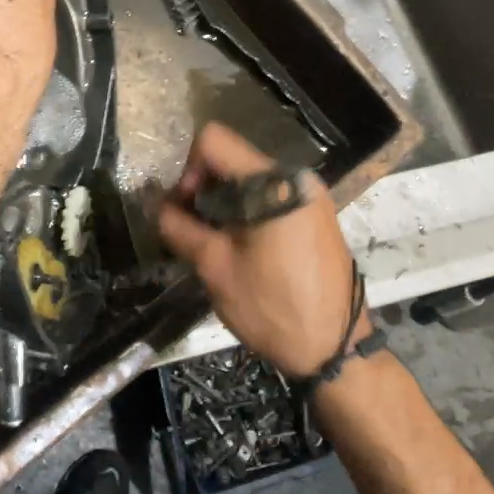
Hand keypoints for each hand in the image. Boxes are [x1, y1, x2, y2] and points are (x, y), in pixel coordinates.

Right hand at [157, 123, 369, 376]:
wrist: (338, 353)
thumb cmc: (274, 308)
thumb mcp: (216, 268)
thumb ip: (179, 228)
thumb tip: (155, 206)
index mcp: (275, 183)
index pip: (213, 141)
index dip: (188, 168)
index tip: (186, 207)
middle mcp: (297, 178)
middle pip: (233, 158)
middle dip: (204, 186)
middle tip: (193, 226)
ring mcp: (312, 196)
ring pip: (251, 177)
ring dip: (225, 199)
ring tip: (215, 239)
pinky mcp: (317, 215)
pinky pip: (272, 194)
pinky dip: (248, 208)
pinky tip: (243, 245)